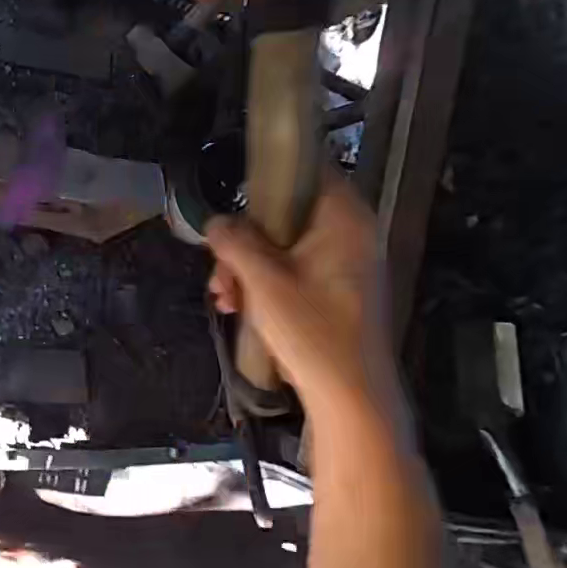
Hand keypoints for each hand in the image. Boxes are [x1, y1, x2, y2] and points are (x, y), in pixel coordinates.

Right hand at [204, 172, 389, 411]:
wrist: (349, 395)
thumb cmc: (311, 331)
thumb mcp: (262, 280)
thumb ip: (234, 242)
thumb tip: (216, 222)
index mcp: (344, 221)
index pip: (309, 172)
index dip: (268, 177)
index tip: (235, 198)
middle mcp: (350, 235)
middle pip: (285, 215)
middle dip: (244, 241)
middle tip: (220, 269)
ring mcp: (344, 265)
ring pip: (282, 246)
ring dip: (245, 267)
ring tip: (225, 297)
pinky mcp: (335, 291)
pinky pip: (291, 271)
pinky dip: (263, 283)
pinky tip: (239, 308)